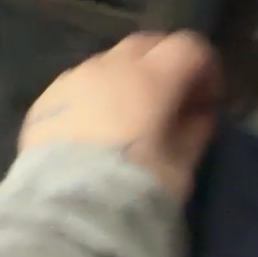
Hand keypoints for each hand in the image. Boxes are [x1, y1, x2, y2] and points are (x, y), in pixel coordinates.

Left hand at [19, 31, 222, 203]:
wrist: (72, 212)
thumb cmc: (138, 188)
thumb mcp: (181, 167)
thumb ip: (194, 132)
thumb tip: (200, 115)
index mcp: (150, 79)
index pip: (188, 48)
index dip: (206, 69)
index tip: (210, 100)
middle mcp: (109, 66)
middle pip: (147, 44)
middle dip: (167, 65)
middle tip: (176, 102)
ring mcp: (73, 79)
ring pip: (111, 62)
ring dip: (131, 79)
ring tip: (135, 120)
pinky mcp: (47, 100)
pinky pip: (82, 85)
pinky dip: (101, 96)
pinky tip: (102, 132)